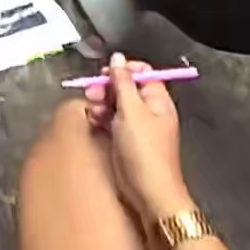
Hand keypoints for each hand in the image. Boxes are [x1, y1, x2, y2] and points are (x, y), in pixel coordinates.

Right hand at [85, 52, 192, 223]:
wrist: (148, 192)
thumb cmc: (144, 149)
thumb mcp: (131, 111)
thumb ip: (122, 82)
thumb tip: (117, 57)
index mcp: (157, 101)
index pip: (142, 73)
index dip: (124, 69)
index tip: (106, 74)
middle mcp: (148, 110)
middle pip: (125, 86)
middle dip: (106, 86)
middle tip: (92, 92)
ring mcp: (136, 124)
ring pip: (115, 101)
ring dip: (100, 100)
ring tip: (91, 107)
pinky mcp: (124, 137)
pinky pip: (110, 117)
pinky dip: (100, 115)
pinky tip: (93, 119)